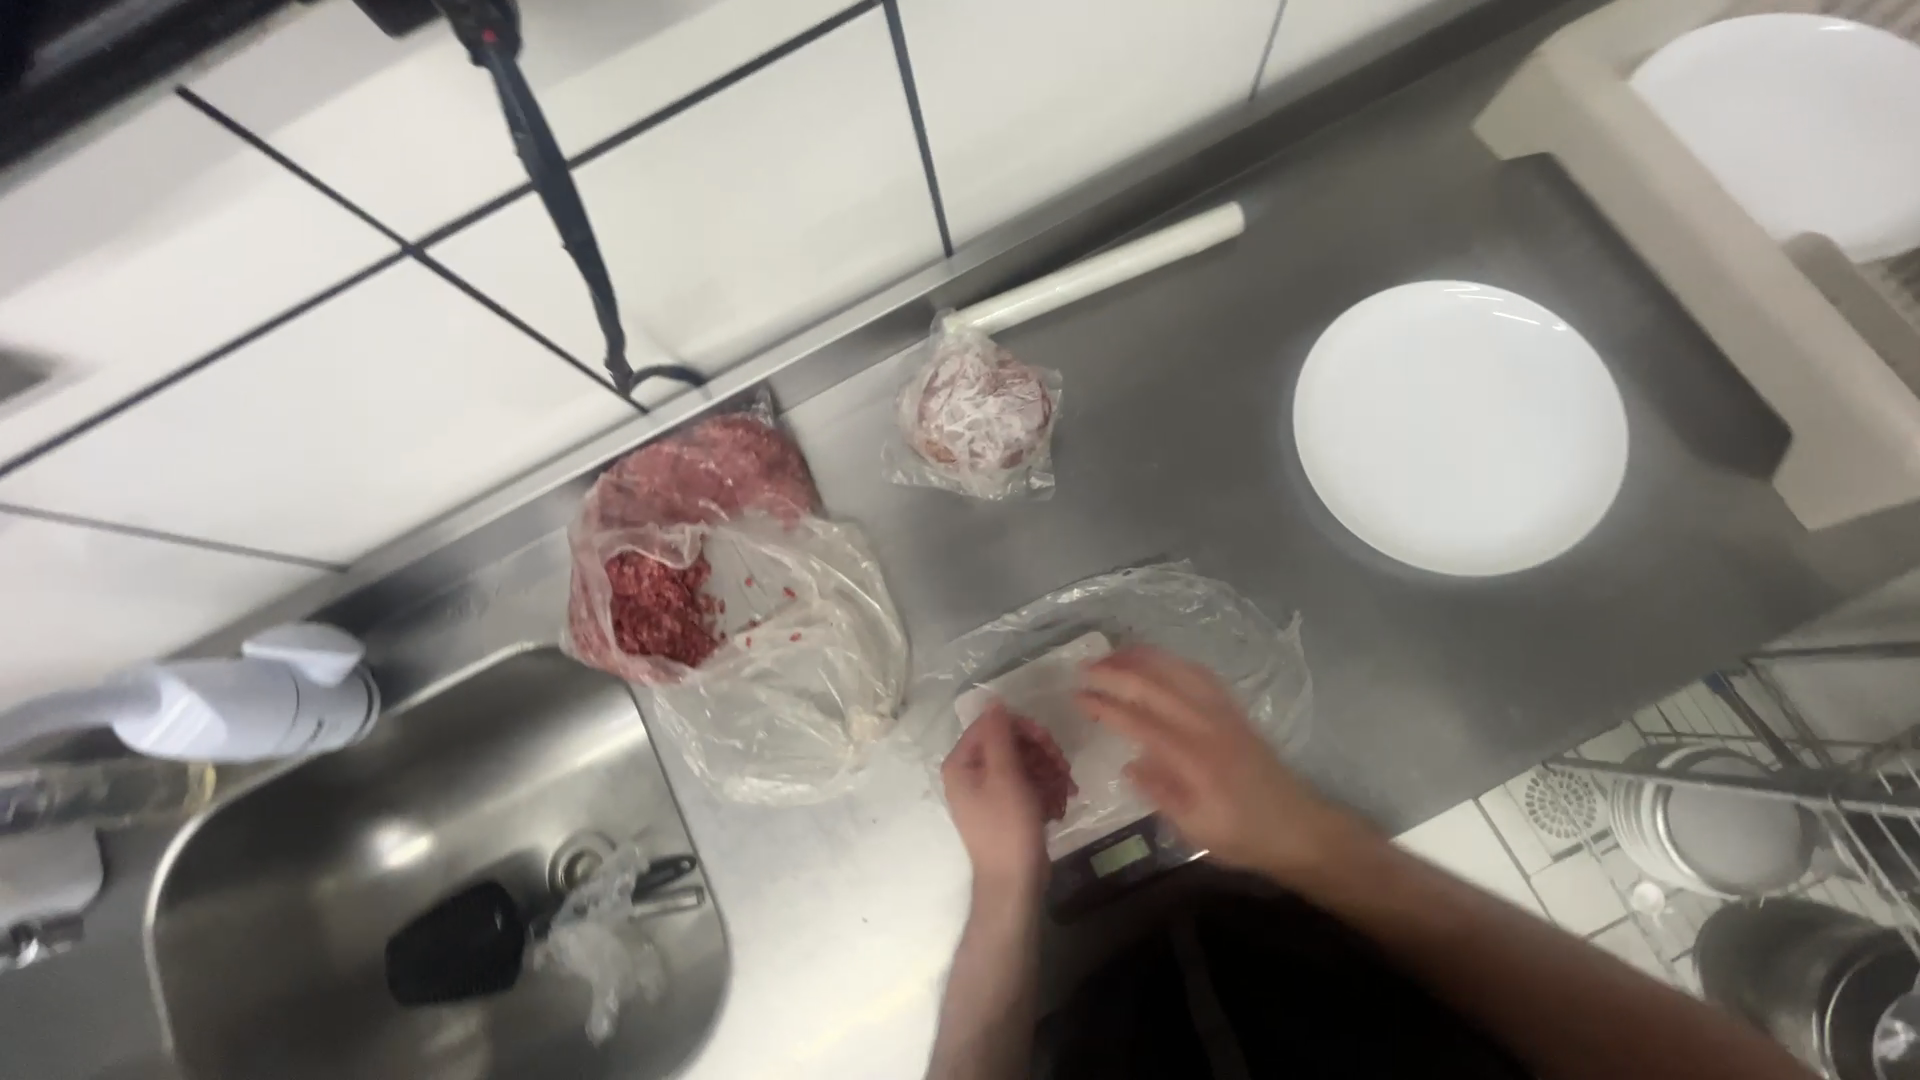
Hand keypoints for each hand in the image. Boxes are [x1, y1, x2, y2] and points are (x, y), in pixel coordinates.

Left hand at [941, 702, 1050, 901]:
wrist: (1014, 884)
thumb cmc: (1007, 828)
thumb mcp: (1005, 776)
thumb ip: (999, 735)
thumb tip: (991, 700)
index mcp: (961, 763)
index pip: (992, 725)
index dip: (1023, 728)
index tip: (1047, 741)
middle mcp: (971, 773)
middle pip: (1011, 743)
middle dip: (1041, 753)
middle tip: (1062, 767)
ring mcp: (991, 791)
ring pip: (1025, 763)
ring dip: (1049, 772)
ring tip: (1064, 790)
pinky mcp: (1009, 807)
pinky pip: (1029, 785)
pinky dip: (1047, 791)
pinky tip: (1060, 804)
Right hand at [1076, 646, 1368, 879]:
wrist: (1299, 828)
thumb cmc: (1242, 836)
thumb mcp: (1195, 830)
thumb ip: (1161, 794)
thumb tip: (1129, 765)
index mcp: (1194, 759)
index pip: (1139, 721)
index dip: (1105, 706)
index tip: (1077, 697)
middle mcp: (1207, 726)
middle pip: (1155, 686)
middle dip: (1116, 672)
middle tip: (1084, 668)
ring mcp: (1223, 713)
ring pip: (1177, 671)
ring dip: (1142, 658)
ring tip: (1112, 654)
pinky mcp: (1234, 710)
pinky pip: (1199, 674)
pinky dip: (1172, 661)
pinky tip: (1156, 662)